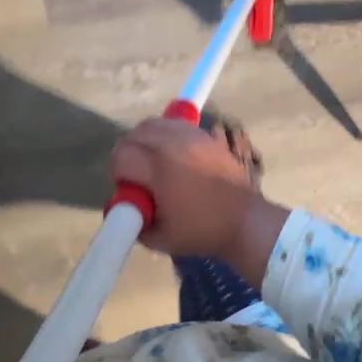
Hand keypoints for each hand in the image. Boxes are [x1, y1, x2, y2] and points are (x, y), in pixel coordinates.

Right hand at [109, 117, 287, 286]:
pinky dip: (165, 134)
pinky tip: (170, 154)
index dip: (117, 172)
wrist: (244, 221)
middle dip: (128, 153)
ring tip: (151, 161)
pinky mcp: (205, 135)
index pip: (122, 155)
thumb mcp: (158, 238)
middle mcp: (172, 145)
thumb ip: (133, 220)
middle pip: (134, 134)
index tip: (126, 187)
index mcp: (159, 170)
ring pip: (153, 123)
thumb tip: (121, 206)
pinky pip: (174, 124)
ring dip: (145, 140)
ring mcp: (191, 136)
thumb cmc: (201, 232)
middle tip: (136, 173)